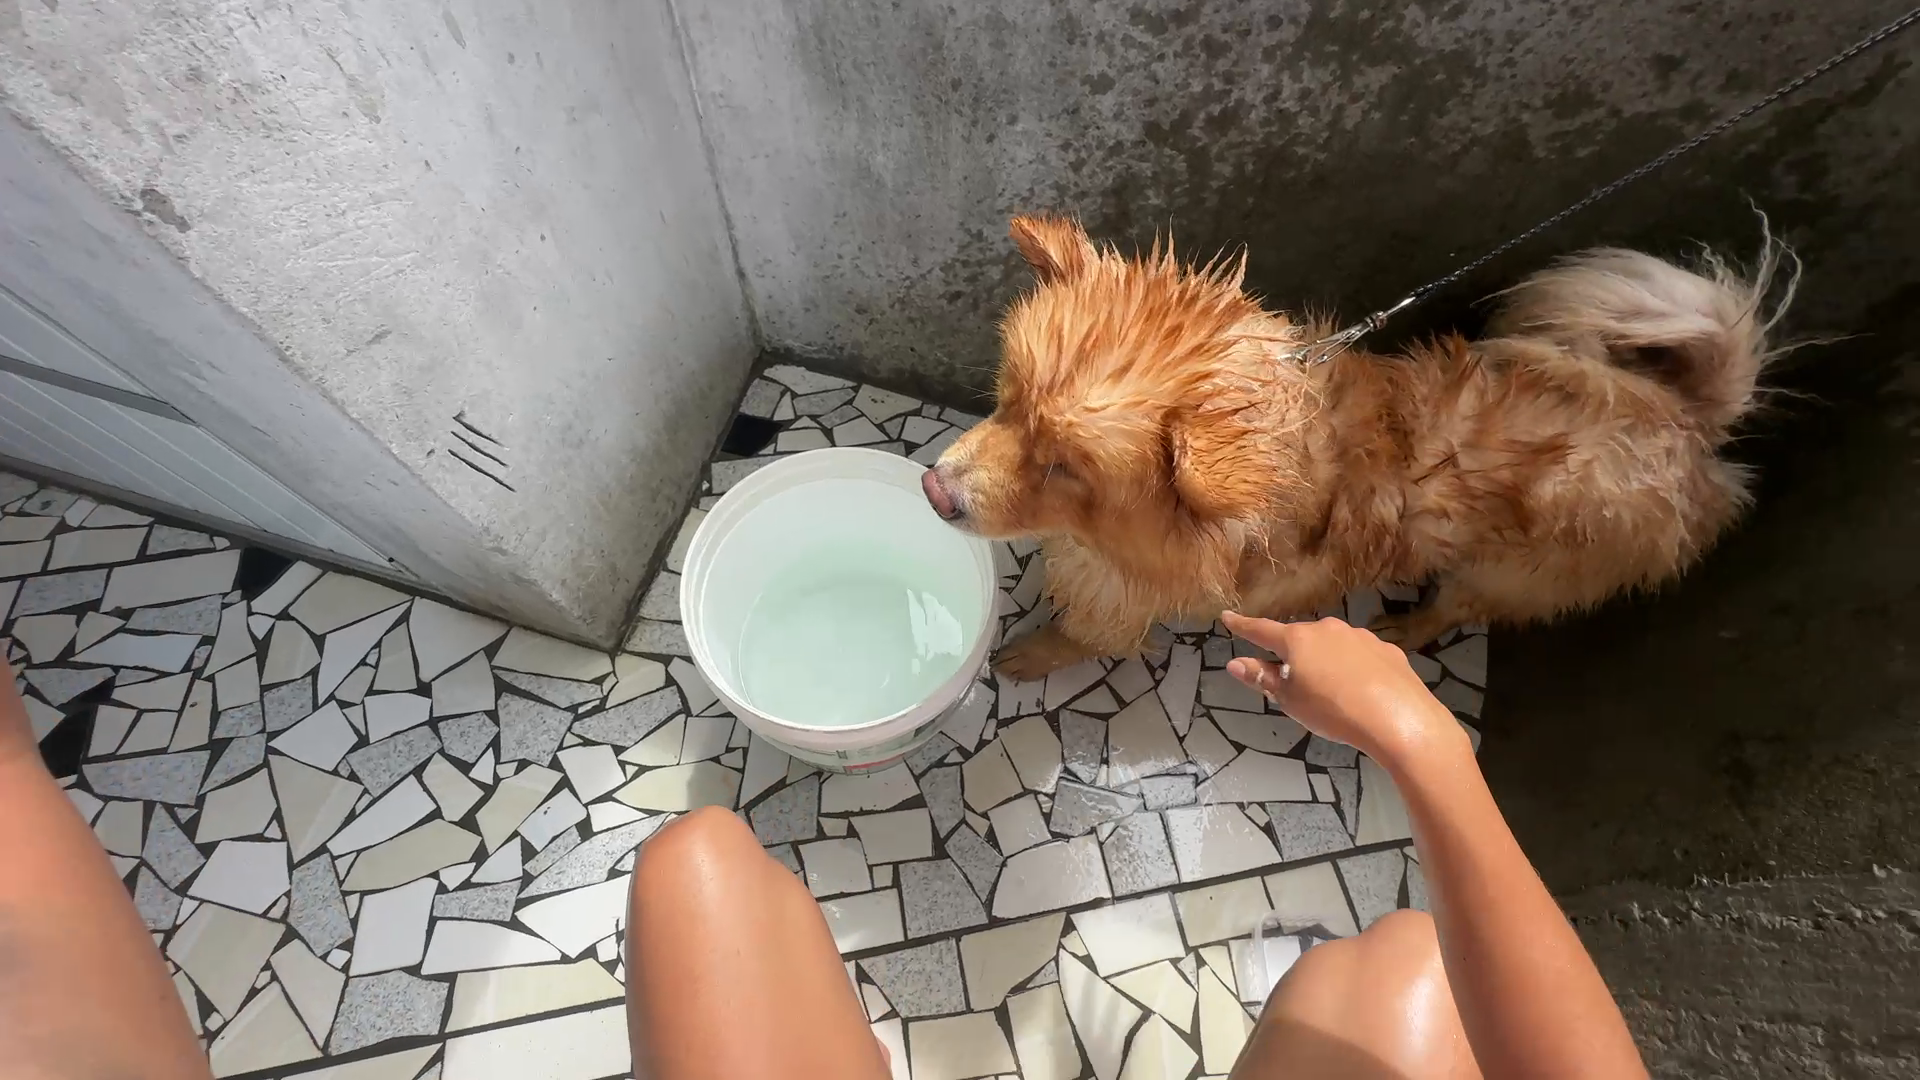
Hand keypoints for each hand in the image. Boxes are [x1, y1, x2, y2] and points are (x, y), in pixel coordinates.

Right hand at [1220, 612, 1465, 767]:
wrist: (1401, 722)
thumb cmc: (1333, 711)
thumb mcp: (1290, 700)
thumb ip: (1262, 678)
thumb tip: (1235, 663)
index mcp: (1297, 640)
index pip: (1261, 630)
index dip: (1242, 625)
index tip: (1227, 617)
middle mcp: (1327, 629)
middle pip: (1299, 639)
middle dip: (1291, 654)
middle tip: (1292, 681)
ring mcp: (1360, 637)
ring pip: (1331, 646)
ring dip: (1323, 661)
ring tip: (1330, 691)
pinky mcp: (1387, 651)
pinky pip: (1359, 656)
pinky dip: (1352, 668)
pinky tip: (1361, 691)